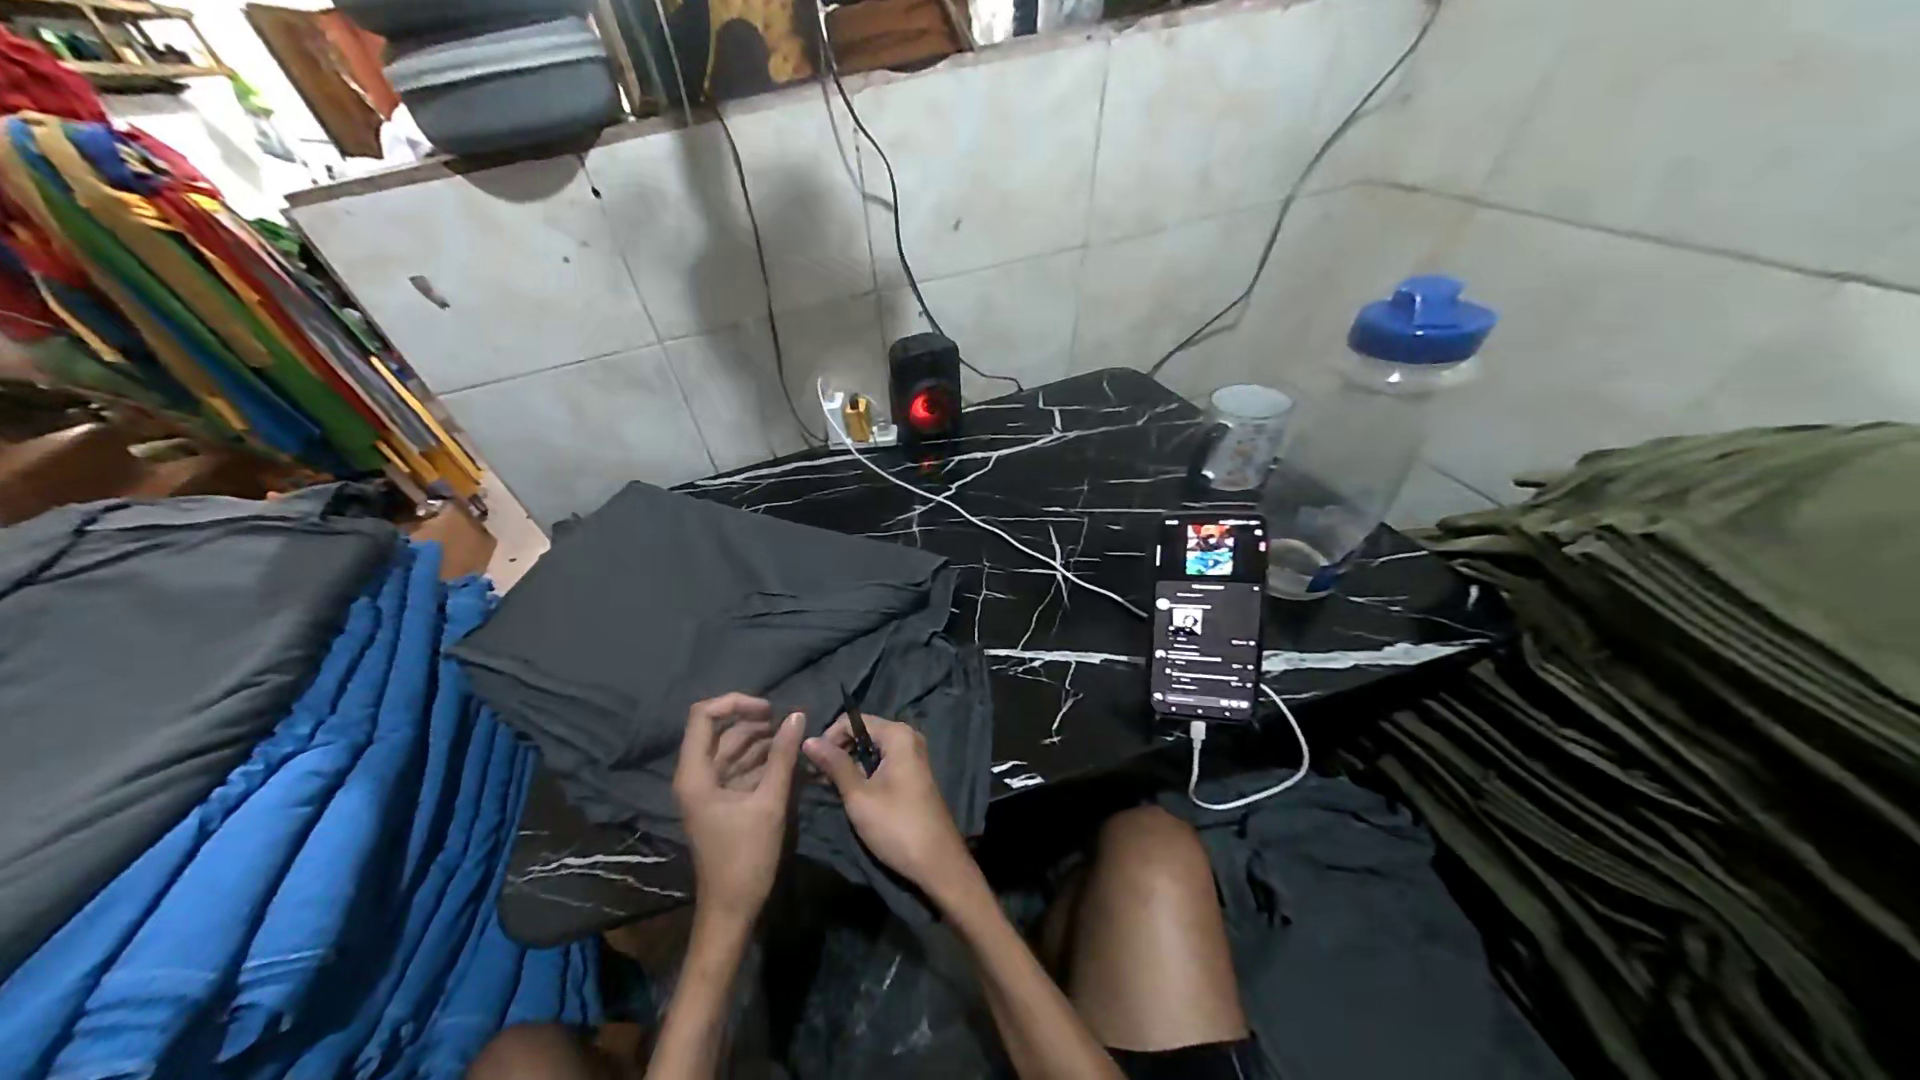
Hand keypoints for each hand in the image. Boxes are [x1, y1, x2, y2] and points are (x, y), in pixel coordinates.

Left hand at [673, 693, 803, 921]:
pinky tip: (788, 761)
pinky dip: (762, 761)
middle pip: (721, 730)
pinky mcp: (723, 802)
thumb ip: (782, 756)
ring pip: (732, 749)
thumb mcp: (769, 802)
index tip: (769, 710)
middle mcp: (696, 776)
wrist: (732, 909)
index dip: (735, 703)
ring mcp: (709, 790)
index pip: (703, 715)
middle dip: (754, 722)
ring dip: (761, 741)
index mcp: (695, 773)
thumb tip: (797, 715)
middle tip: (788, 724)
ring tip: (793, 740)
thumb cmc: (745, 857)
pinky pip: (740, 769)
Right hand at [803, 714, 978, 900]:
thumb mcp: (859, 795)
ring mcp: (913, 756)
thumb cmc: (896, 826)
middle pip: (863, 732)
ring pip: (871, 749)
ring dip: (849, 763)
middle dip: (838, 750)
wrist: (937, 862)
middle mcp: (908, 737)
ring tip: (829, 786)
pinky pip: (883, 761)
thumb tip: (808, 740)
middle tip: (818, 778)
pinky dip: (864, 771)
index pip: (853, 720)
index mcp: (898, 735)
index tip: (812, 764)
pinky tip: (851, 791)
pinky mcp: (913, 773)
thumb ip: (835, 764)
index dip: (829, 738)